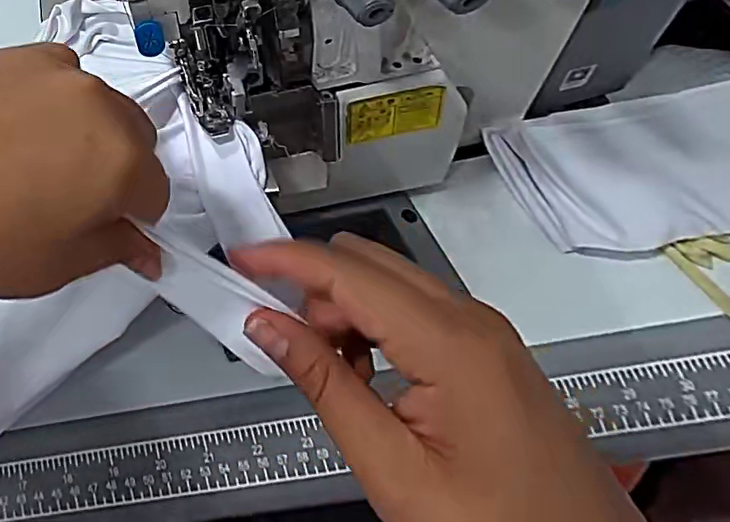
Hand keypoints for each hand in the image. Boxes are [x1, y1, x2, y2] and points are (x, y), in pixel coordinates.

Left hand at [0, 43, 168, 297]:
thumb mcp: (51, 265)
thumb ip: (111, 249)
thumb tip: (136, 244)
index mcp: (120, 160)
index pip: (157, 190)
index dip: (135, 216)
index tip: (113, 225)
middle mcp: (98, 105)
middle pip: (137, 139)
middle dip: (117, 170)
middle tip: (71, 199)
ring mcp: (59, 73)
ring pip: (99, 105)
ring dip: (85, 132)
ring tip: (29, 164)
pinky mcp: (22, 55)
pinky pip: (59, 78)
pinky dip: (51, 101)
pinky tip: (11, 132)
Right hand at [231, 236, 639, 521]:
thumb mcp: (395, 470)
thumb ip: (322, 384)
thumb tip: (268, 325)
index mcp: (452, 343)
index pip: (343, 270)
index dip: (283, 259)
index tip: (243, 260)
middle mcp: (471, 320)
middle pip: (361, 262)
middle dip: (313, 291)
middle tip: (289, 340)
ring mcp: (484, 331)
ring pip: (383, 279)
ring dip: (342, 310)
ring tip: (338, 376)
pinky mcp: (486, 346)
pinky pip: (409, 304)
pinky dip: (372, 323)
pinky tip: (370, 376)